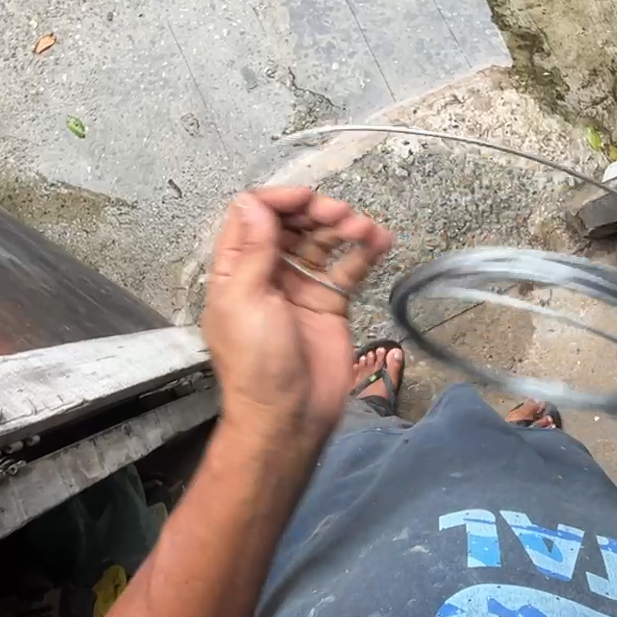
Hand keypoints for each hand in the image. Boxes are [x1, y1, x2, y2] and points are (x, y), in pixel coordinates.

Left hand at [201, 187, 394, 446]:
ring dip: (344, 227)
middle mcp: (268, 272)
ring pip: (322, 241)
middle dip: (315, 212)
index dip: (279, 200)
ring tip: (365, 228)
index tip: (307, 198)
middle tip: (341, 214)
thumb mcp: (245, 300)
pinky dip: (364, 251)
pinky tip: (381, 241)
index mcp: (236, 269)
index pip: (253, 216)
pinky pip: (347, 267)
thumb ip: (252, 250)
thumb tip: (252, 201)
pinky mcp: (330, 302)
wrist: (289, 417)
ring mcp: (301, 286)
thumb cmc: (257, 361)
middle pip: (291, 224)